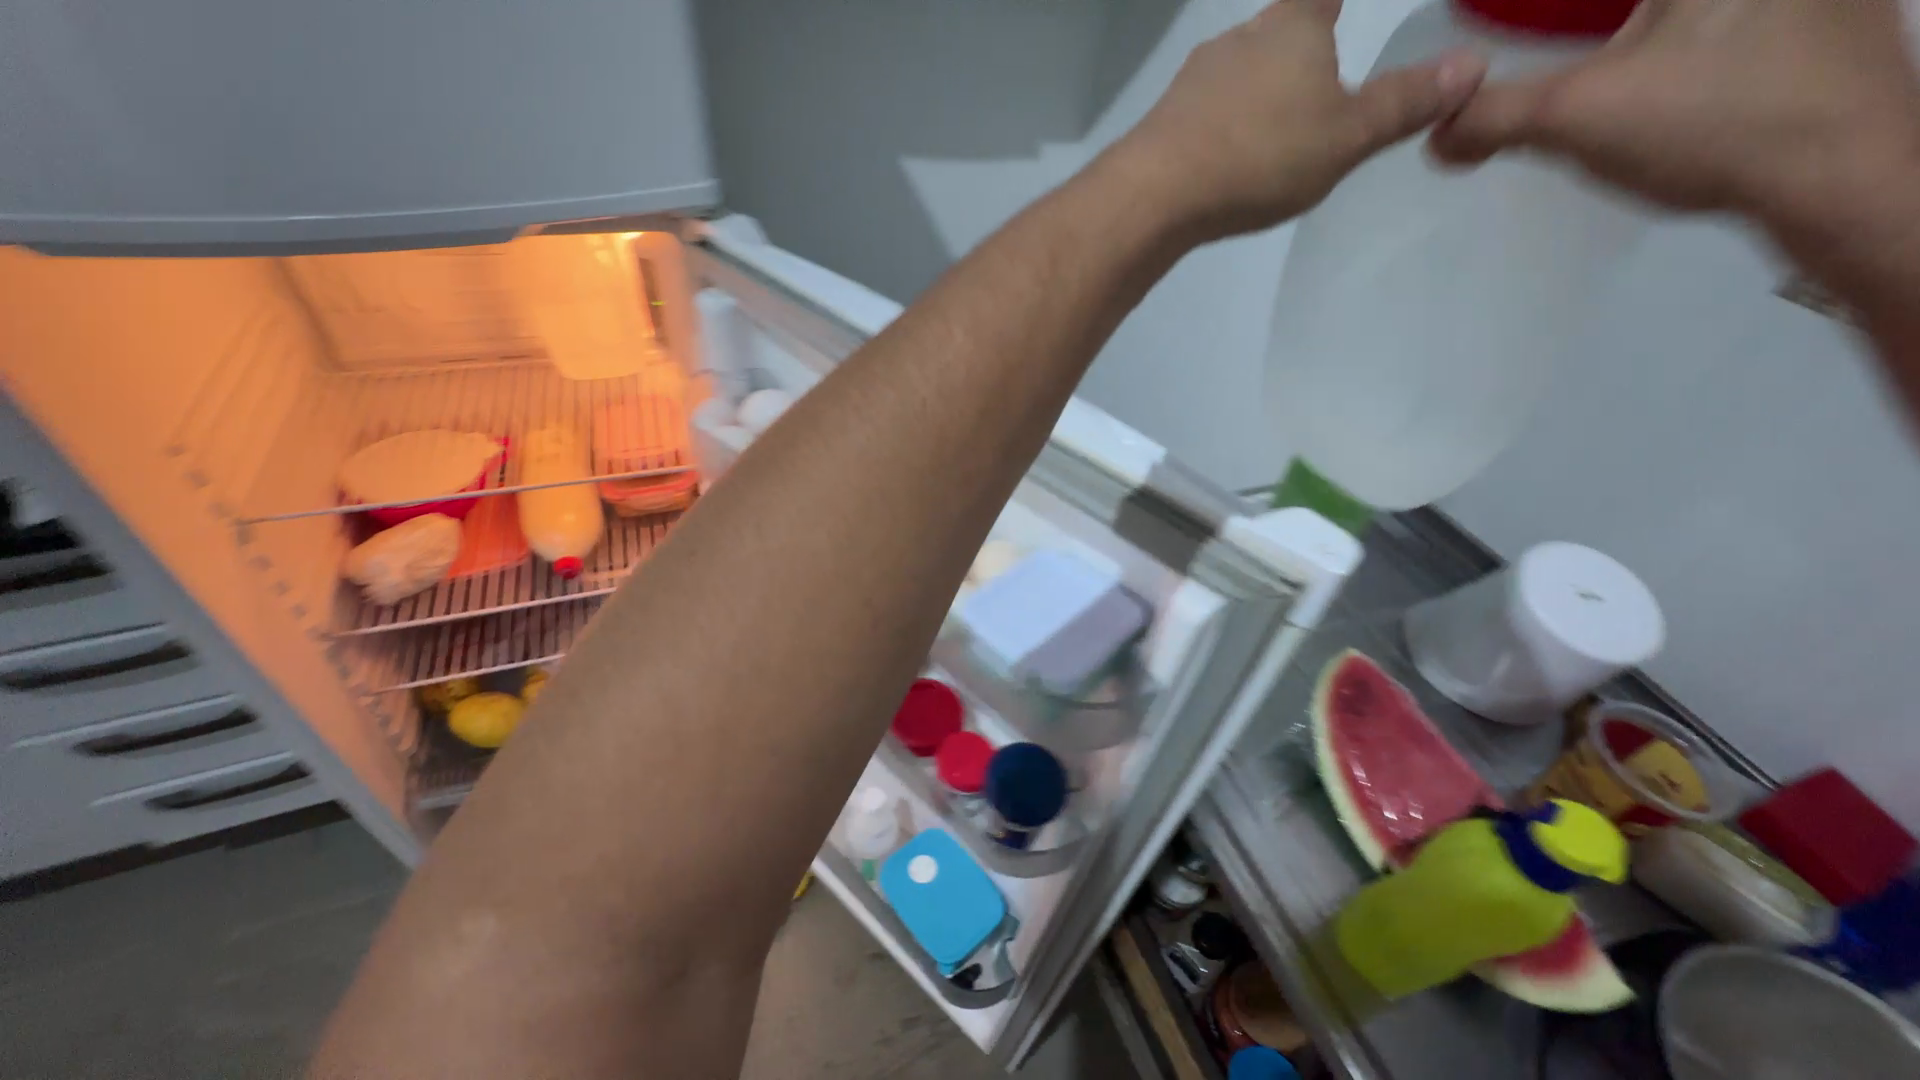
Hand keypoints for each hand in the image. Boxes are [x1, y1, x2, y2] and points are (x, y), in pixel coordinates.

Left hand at [1112, 0, 1485, 241]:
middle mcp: (1241, 40)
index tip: (1337, 7)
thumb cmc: (1261, 156)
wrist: (1156, 193)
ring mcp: (1196, 78)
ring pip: (1239, 71)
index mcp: (1293, 30)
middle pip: (1277, 31)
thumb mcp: (1347, 138)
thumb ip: (1404, 104)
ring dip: (1258, 89)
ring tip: (1272, 126)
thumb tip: (1473, 64)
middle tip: (1316, 73)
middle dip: (1298, 46)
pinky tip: (1226, 155)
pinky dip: (1224, 123)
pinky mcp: (1165, 118)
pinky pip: (1206, 110)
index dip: (1332, 0)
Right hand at [1430, 0, 1919, 233]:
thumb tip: (1435, 135)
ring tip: (1589, 55)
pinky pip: (1722, 19)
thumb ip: (1491, 117)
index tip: (1503, 27)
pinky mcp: (1832, 13)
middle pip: (1613, 2)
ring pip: (1675, 10)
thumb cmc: (1712, 121)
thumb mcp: (1575, 116)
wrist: (1846, 173)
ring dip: (1622, 29)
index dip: (1530, 10)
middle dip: (1570, 20)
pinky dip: (1680, 36)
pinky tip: (1670, 70)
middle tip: (1533, 41)